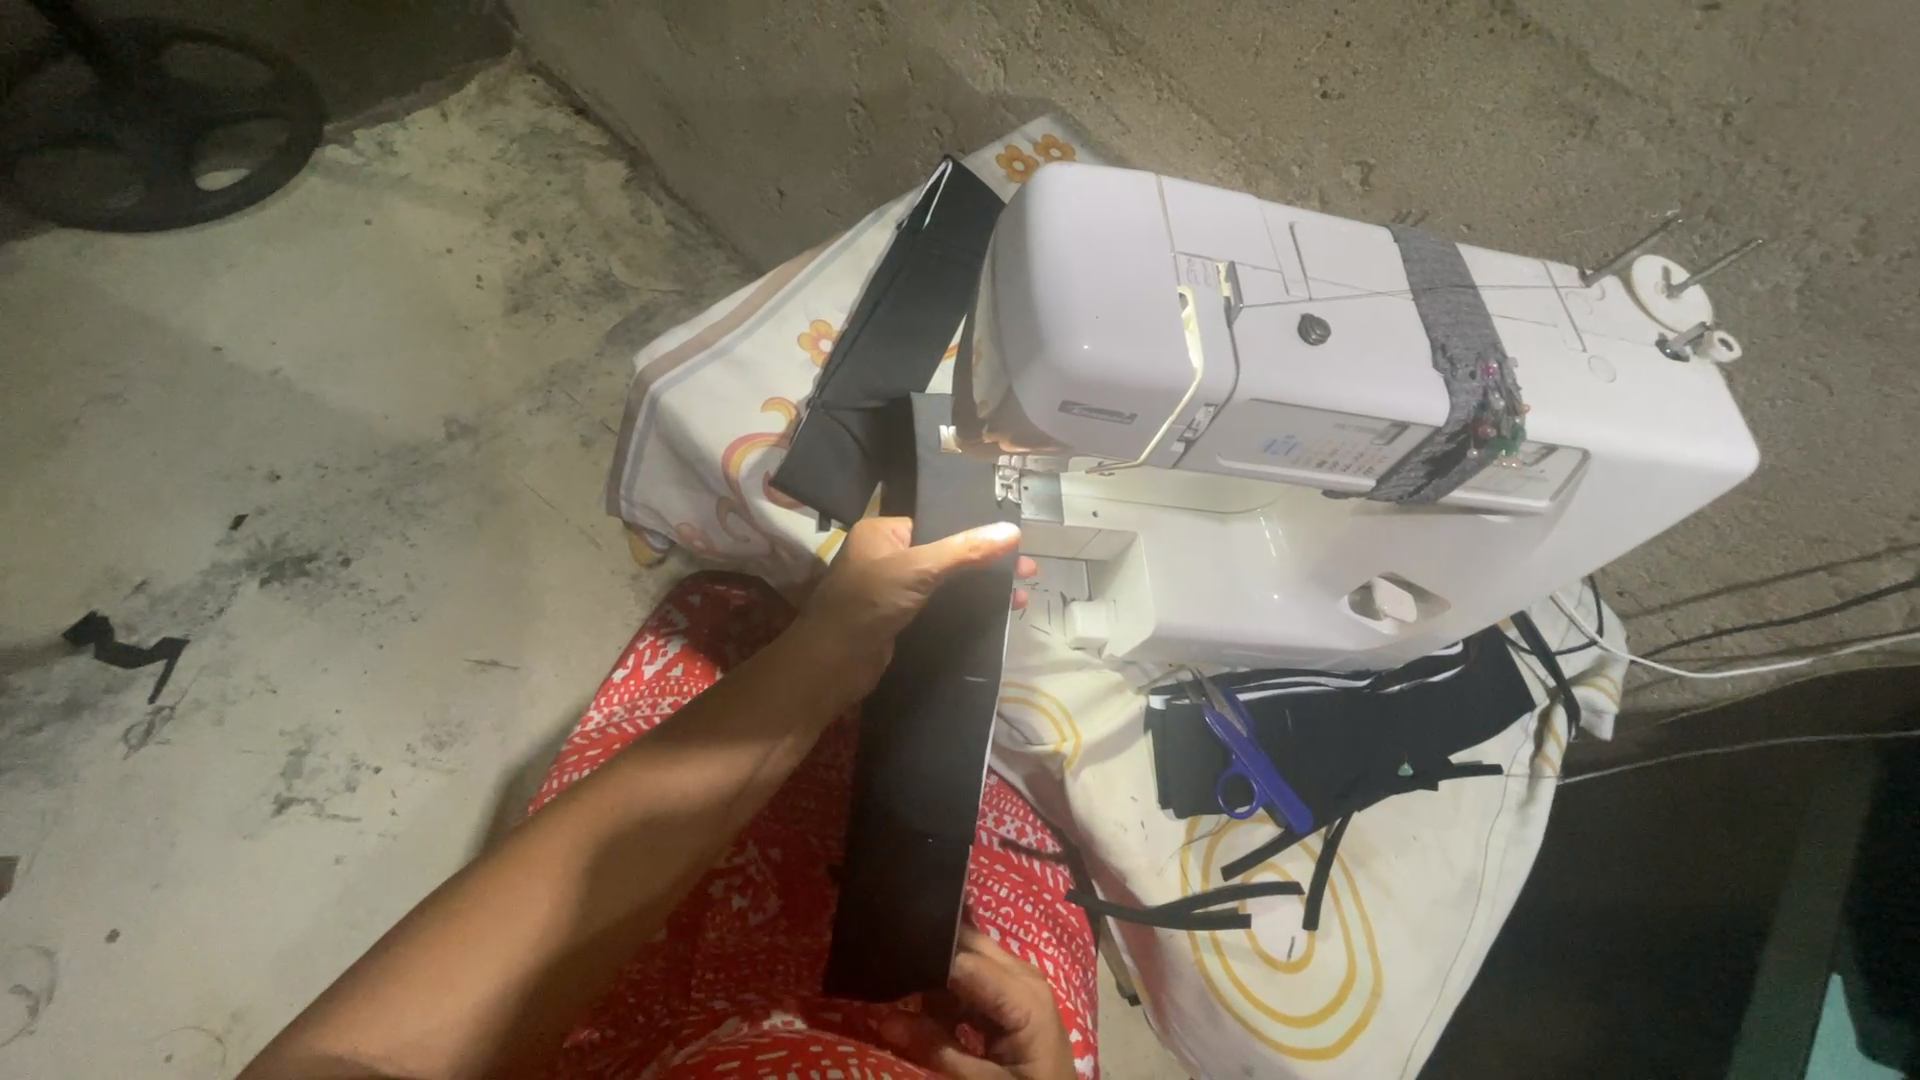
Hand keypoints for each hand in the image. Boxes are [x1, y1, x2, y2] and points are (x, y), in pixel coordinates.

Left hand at [793, 517, 1035, 693]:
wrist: (831, 665)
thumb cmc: (867, 604)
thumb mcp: (919, 569)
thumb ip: (965, 551)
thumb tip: (1013, 530)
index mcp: (882, 532)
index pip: (937, 522)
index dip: (976, 532)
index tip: (1015, 543)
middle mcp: (886, 556)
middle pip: (947, 553)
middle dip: (986, 564)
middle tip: (1027, 573)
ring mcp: (892, 590)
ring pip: (946, 583)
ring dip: (980, 589)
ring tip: (1021, 596)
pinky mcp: (900, 620)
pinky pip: (940, 607)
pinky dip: (966, 609)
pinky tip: (996, 615)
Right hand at [877, 927, 1077, 1079]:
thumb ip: (935, 1049)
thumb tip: (884, 1019)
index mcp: (1024, 996)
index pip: (964, 960)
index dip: (927, 959)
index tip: (891, 964)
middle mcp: (1025, 974)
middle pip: (969, 944)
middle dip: (932, 954)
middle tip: (892, 966)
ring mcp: (1021, 979)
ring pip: (970, 954)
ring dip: (939, 970)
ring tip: (902, 982)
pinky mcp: (1013, 991)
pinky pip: (976, 974)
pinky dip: (951, 987)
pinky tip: (926, 1002)